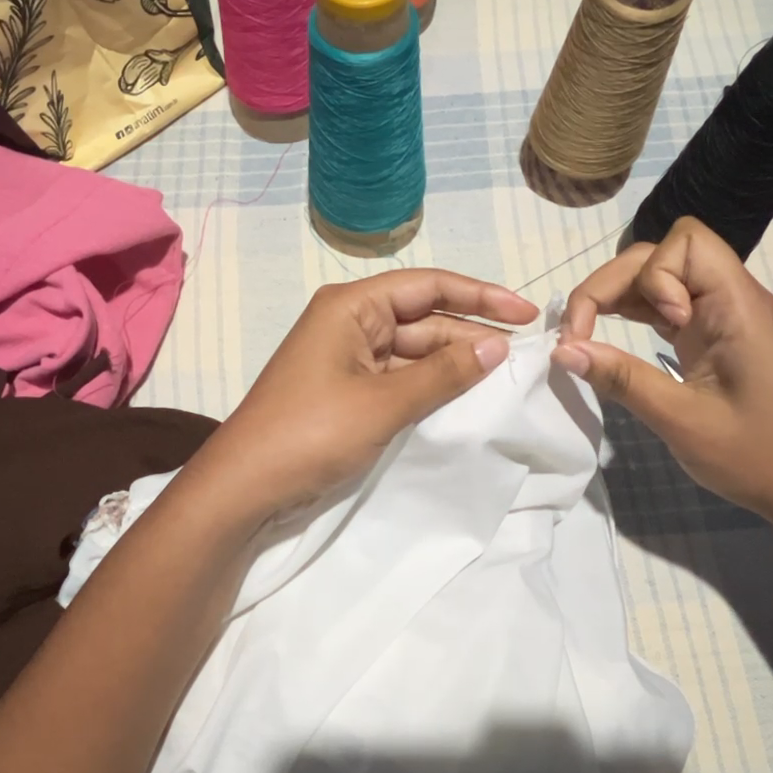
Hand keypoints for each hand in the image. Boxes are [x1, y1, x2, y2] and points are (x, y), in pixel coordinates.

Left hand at [190, 269, 537, 518]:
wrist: (246, 486)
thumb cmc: (311, 433)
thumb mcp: (384, 402)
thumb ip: (444, 373)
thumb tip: (497, 345)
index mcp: (352, 307)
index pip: (428, 285)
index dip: (481, 295)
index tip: (527, 315)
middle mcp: (350, 323)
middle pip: (423, 318)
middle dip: (470, 335)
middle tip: (522, 359)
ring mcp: (346, 359)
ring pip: (413, 352)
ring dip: (452, 365)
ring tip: (502, 380)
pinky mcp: (346, 392)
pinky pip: (398, 378)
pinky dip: (428, 387)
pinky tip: (462, 400)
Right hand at [552, 218, 772, 527]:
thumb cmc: (759, 456)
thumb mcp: (683, 422)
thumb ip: (623, 380)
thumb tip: (562, 350)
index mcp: (736, 307)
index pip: (685, 242)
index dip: (652, 274)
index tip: (650, 328)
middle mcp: (730, 299)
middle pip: (661, 255)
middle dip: (613, 284)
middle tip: (580, 336)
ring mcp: (722, 317)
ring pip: (659, 278)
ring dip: (619, 299)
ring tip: (586, 339)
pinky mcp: (715, 337)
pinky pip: (668, 306)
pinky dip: (635, 316)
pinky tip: (611, 342)